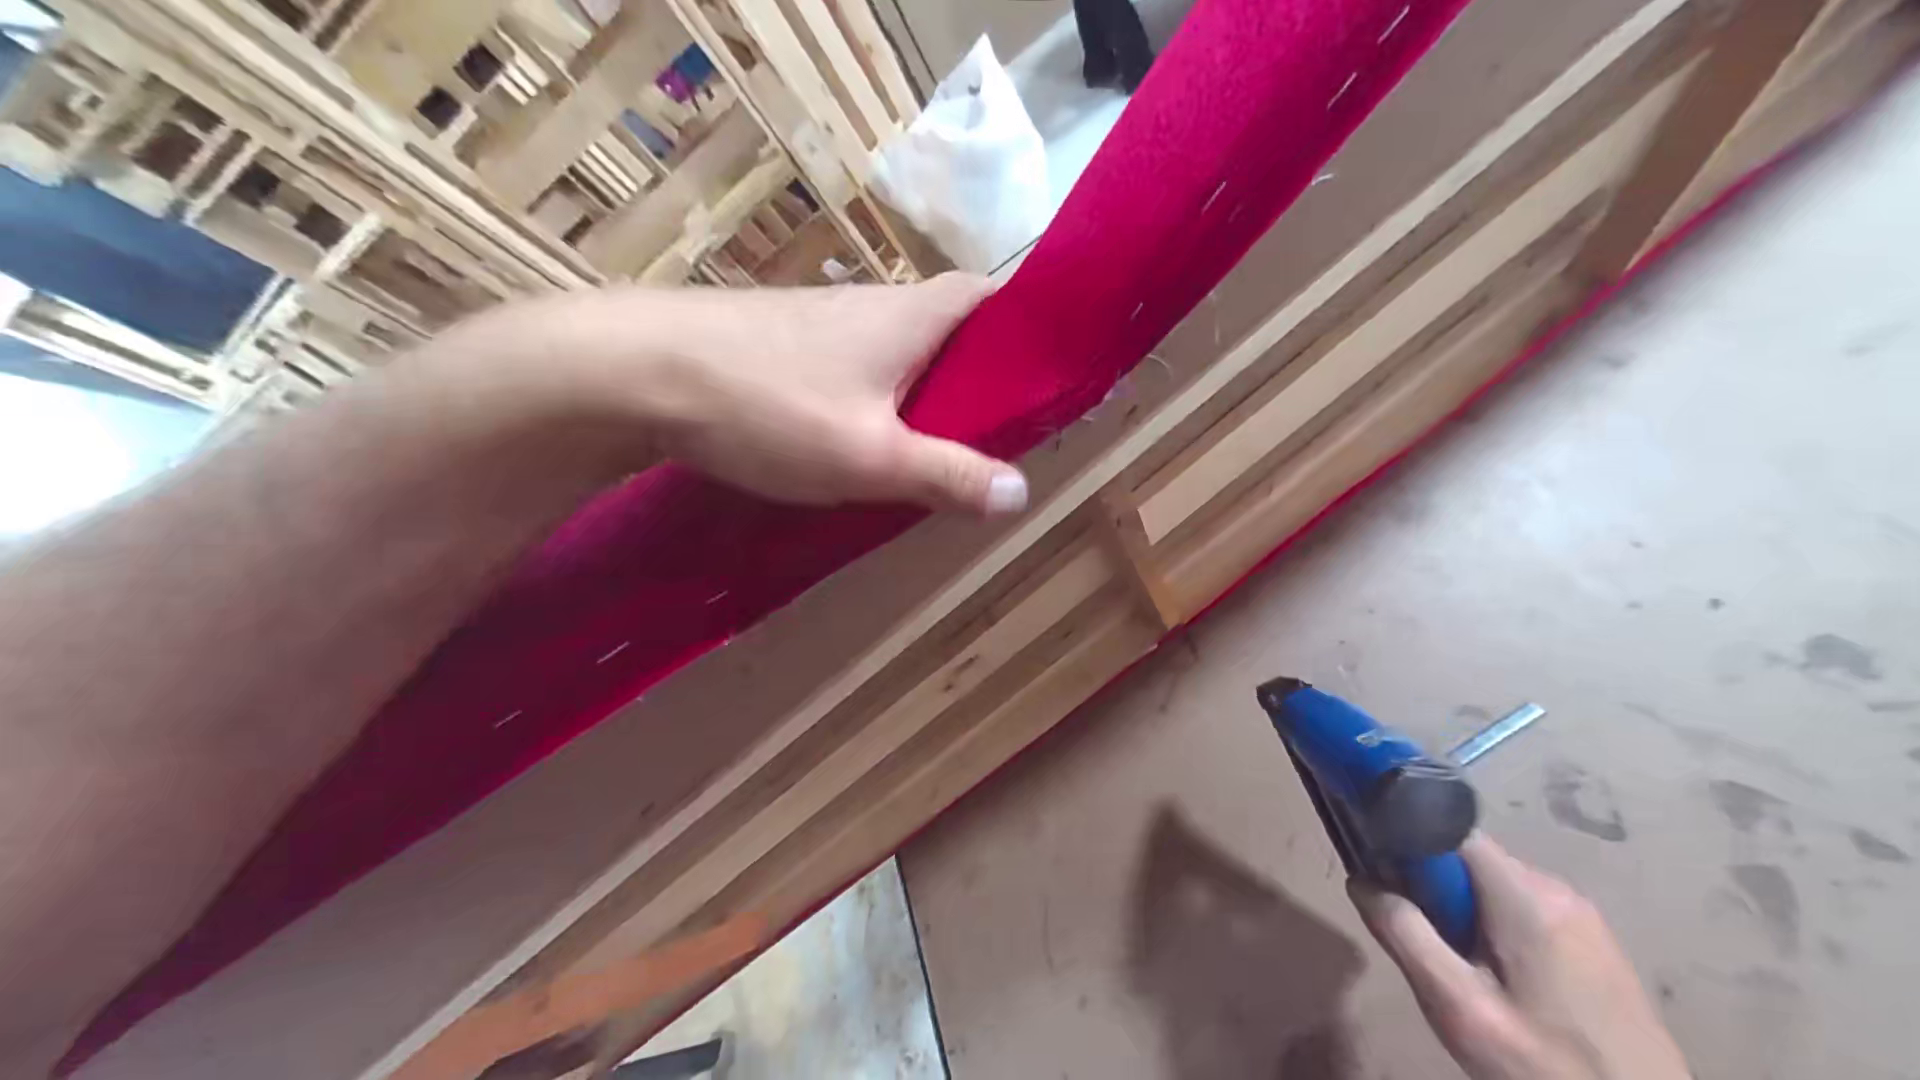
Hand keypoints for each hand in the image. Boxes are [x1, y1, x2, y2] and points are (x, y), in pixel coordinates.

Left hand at [447, 274, 1027, 515]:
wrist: (635, 372)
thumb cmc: (769, 405)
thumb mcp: (871, 455)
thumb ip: (948, 474)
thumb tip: (1021, 493)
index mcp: (913, 315)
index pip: (993, 296)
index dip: (1028, 324)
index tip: (1051, 368)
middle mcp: (875, 306)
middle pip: (951, 327)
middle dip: (982, 371)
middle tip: (1003, 426)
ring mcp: (825, 324)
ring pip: (901, 351)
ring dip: (928, 390)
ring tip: (944, 445)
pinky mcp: (786, 346)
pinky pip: (858, 369)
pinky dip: (881, 398)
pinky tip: (868, 439)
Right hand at [1350, 835, 1689, 1079]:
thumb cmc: (1548, 1069)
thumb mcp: (1460, 1008)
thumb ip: (1405, 936)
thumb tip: (1361, 881)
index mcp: (1527, 894)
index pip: (1449, 830)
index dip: (1408, 841)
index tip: (1383, 874)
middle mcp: (1558, 890)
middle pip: (1467, 860)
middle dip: (1432, 887)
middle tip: (1422, 941)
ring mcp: (1584, 918)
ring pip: (1492, 886)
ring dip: (1462, 910)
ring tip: (1459, 967)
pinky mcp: (1596, 945)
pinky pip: (1522, 910)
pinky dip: (1494, 927)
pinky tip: (1497, 979)